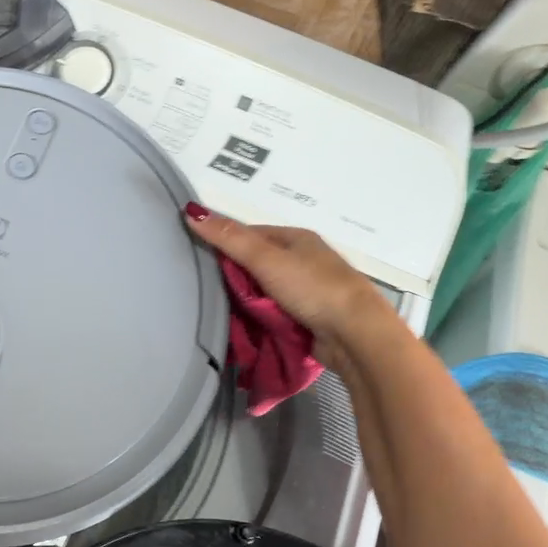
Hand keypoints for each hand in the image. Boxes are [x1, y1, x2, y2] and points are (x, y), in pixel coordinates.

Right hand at [183, 203, 397, 354]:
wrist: (356, 336)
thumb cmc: (313, 288)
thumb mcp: (266, 259)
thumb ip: (229, 238)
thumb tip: (190, 210)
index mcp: (297, 239)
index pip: (251, 234)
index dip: (226, 243)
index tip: (202, 259)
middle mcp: (305, 261)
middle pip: (257, 264)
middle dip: (236, 276)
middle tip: (208, 288)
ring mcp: (310, 291)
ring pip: (265, 290)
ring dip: (248, 300)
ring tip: (222, 309)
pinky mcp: (311, 317)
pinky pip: (275, 312)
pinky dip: (261, 317)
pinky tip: (245, 324)